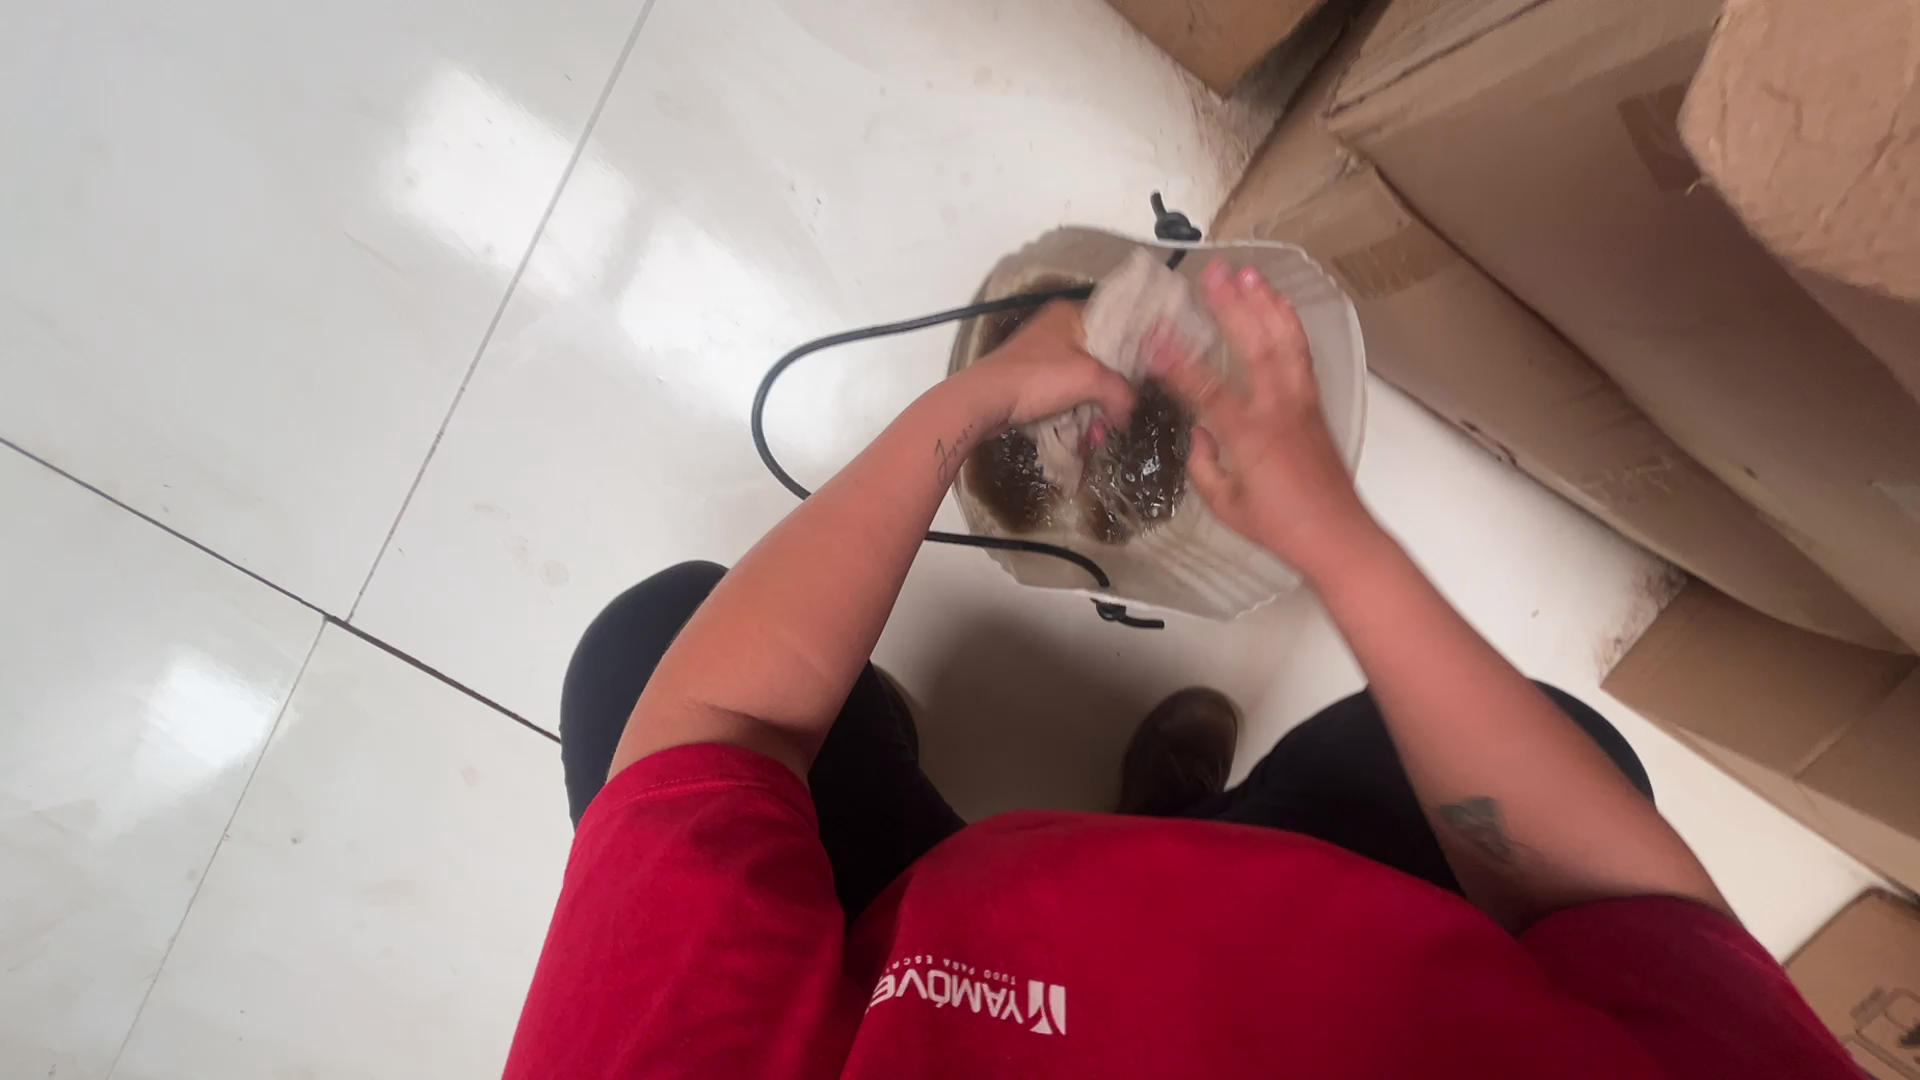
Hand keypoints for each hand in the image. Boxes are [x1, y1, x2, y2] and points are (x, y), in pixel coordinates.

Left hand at [960, 300, 1135, 433]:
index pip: (1117, 324)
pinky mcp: (1033, 379)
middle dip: (1111, 392)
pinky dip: (1074, 413)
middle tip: (1117, 416)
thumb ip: (1120, 391)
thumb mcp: (1089, 379)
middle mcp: (1058, 329)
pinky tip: (1080, 434)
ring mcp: (1043, 354)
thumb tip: (1128, 411)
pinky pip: (1064, 394)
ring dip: (1092, 409)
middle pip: (1101, 358)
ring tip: (1096, 434)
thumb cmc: (1037, 379)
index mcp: (1072, 314)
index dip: (1135, 351)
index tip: (1145, 377)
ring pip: (1083, 380)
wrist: (985, 401)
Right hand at [1148, 260, 1380, 579]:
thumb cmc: (1278, 525)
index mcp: (1249, 437)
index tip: (1153, 334)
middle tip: (1212, 273)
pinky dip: (1290, 324)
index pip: (1205, 390)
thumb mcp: (1224, 503)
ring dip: (1265, 304)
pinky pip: (1302, 354)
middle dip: (1231, 306)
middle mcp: (1278, 410)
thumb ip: (1204, 463)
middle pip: (1254, 346)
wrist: (1336, 534)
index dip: (1176, 360)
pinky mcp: (1314, 403)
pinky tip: (1279, 305)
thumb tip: (1202, 433)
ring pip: (1285, 342)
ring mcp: (1301, 402)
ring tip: (1248, 273)